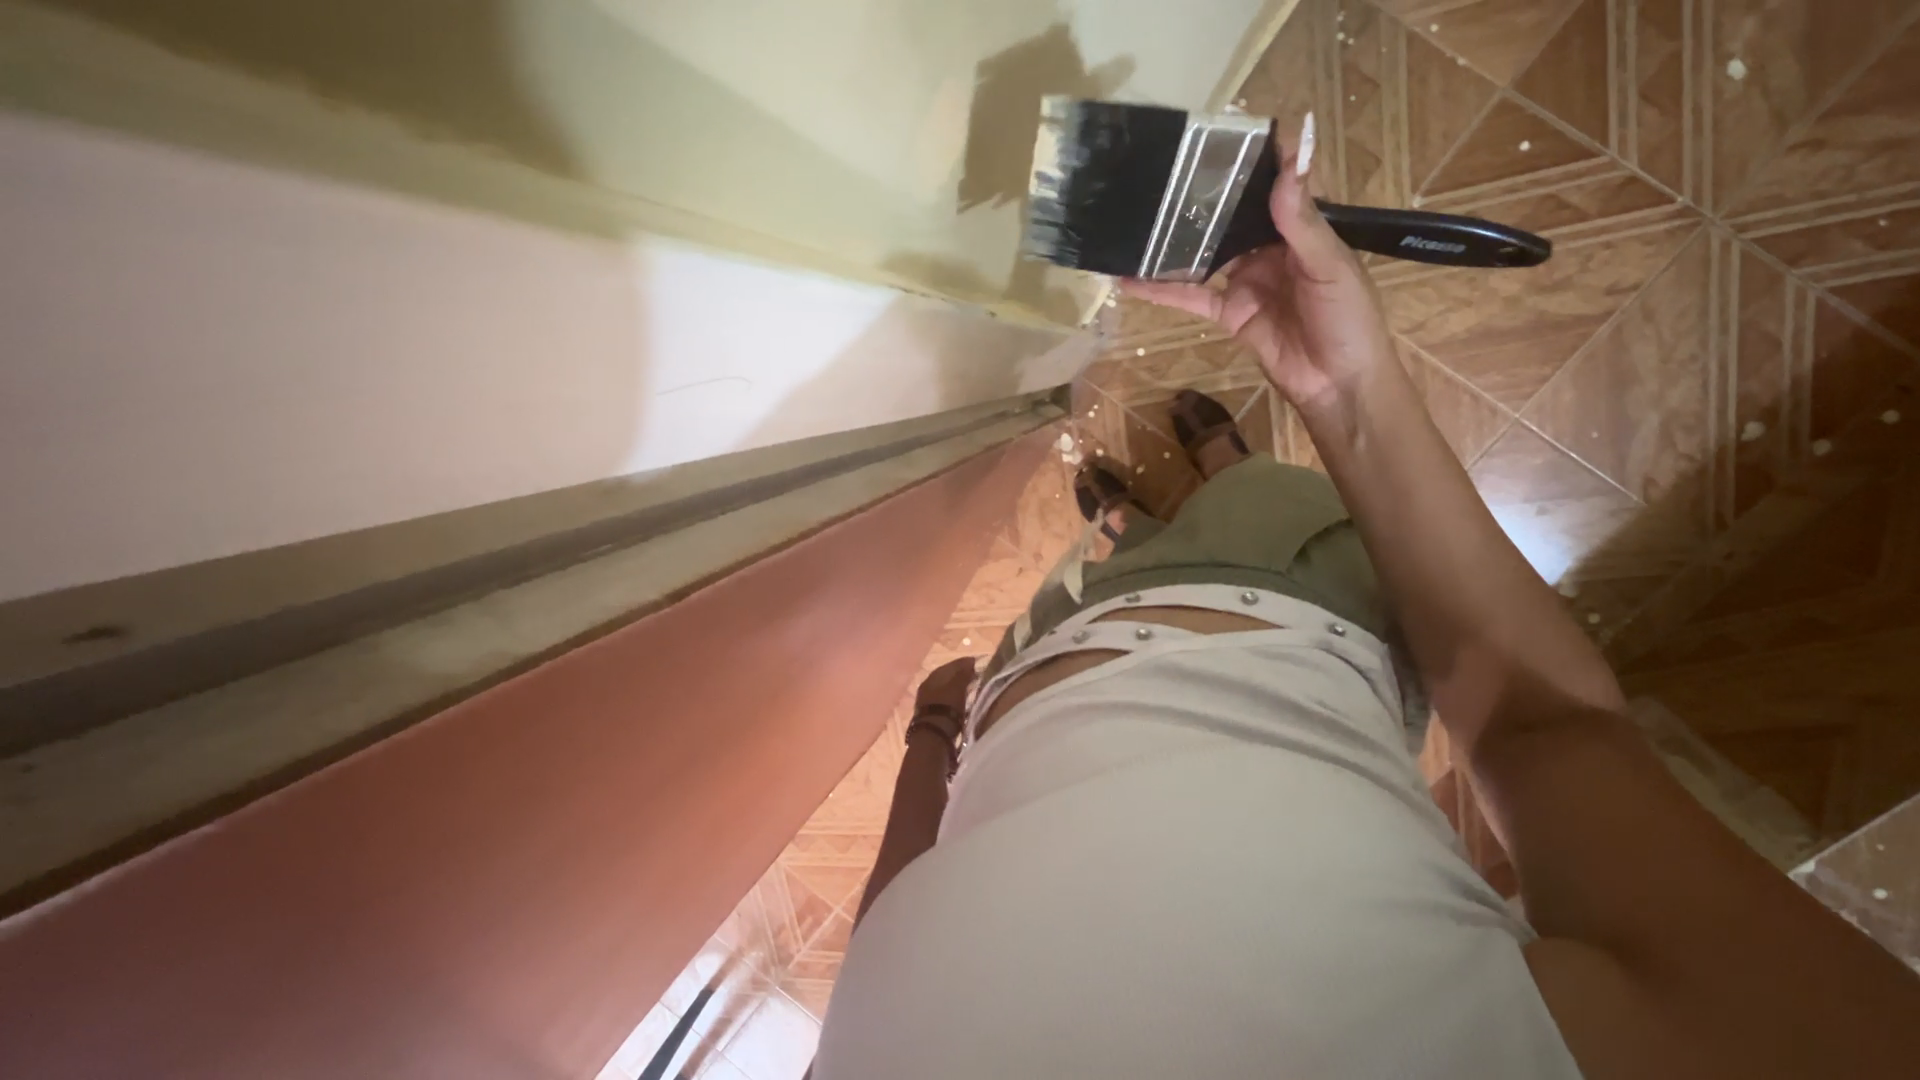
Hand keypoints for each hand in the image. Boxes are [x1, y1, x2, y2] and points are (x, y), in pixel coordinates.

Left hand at [914, 657, 977, 715]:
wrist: (934, 737)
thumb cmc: (947, 709)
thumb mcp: (958, 688)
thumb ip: (963, 673)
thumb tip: (970, 661)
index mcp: (932, 677)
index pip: (950, 665)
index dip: (963, 663)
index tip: (976, 662)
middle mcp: (927, 686)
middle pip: (946, 677)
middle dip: (960, 674)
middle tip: (975, 674)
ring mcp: (926, 701)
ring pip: (945, 689)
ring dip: (957, 687)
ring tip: (971, 687)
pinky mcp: (930, 714)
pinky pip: (944, 700)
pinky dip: (953, 698)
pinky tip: (961, 701)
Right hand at [1120, 124, 1397, 414]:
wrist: (1338, 384)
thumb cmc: (1349, 319)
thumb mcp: (1330, 266)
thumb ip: (1302, 221)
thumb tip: (1286, 165)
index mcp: (1303, 230)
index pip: (1276, 187)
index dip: (1253, 163)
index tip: (1222, 135)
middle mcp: (1271, 250)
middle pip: (1233, 218)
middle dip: (1203, 199)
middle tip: (1164, 173)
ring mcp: (1246, 282)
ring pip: (1205, 255)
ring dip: (1175, 242)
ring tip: (1139, 220)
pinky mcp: (1227, 314)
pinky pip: (1191, 298)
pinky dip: (1162, 291)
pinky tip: (1131, 279)